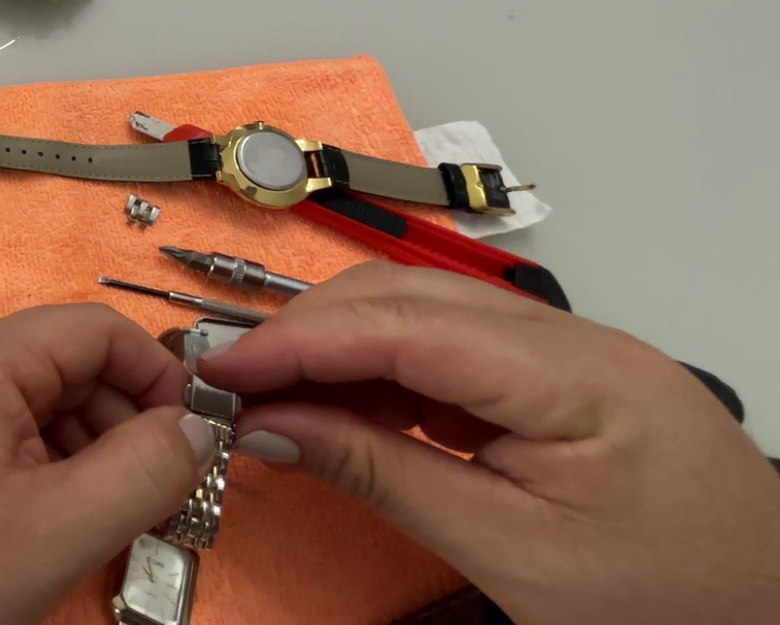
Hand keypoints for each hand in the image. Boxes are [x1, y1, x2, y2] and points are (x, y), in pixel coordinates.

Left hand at [0, 304, 213, 624]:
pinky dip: (53, 470)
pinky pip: (12, 433)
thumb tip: (200, 426)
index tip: (194, 445)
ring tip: (112, 526)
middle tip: (162, 506)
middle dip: (126, 427)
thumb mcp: (62, 526)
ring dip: (93, 456)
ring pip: (46, 405)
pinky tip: (62, 526)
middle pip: (72, 366)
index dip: (154, 376)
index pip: (94, 327)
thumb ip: (146, 470)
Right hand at [197, 261, 779, 624]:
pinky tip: (335, 405)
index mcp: (578, 376)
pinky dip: (365, 368)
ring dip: (327, 346)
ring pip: (401, 306)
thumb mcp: (509, 554)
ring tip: (275, 396)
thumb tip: (259, 427)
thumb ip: (374, 472)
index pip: (399, 326)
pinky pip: (426, 342)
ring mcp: (554, 344)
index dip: (295, 341)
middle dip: (302, 333)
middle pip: (394, 294)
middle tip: (235, 383)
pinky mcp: (538, 367)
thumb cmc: (671, 610)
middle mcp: (565, 334)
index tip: (218, 368)